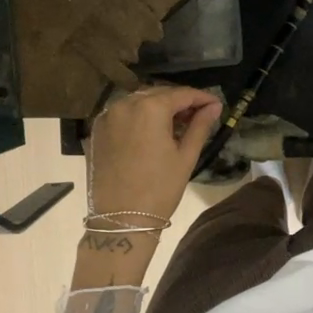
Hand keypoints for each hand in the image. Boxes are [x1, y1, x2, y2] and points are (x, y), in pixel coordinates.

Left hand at [87, 84, 221, 223]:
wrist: (120, 219)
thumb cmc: (160, 189)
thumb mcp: (185, 157)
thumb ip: (199, 126)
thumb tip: (213, 107)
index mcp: (150, 108)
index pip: (181, 94)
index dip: (201, 98)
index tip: (215, 104)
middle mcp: (125, 104)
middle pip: (158, 94)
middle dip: (179, 101)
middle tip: (198, 115)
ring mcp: (106, 116)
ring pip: (138, 102)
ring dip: (158, 107)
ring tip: (175, 124)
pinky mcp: (96, 130)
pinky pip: (122, 114)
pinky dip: (138, 117)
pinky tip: (150, 132)